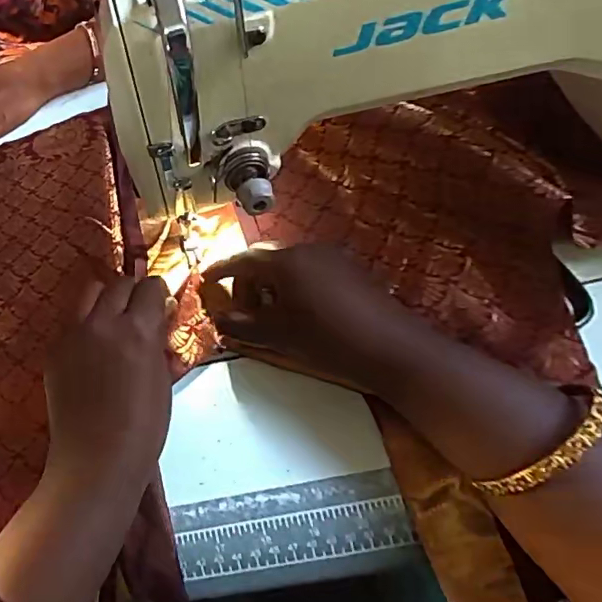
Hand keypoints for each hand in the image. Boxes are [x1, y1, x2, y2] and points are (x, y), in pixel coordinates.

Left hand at [44, 274, 174, 498]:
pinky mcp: (54, 349)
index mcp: (137, 331)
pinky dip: (85, 325)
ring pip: (89, 292)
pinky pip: (72, 321)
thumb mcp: (162, 381)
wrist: (95, 460)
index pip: (149, 287)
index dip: (158, 293)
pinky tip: (93, 350)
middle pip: (118, 284)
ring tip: (113, 321)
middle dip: (132, 292)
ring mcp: (73, 334)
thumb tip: (158, 321)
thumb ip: (158, 343)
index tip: (160, 302)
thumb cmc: (141, 429)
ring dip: (105, 299)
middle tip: (139, 311)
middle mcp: (102, 323)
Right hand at [200, 244, 445, 393]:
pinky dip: (295, 287)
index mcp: (285, 262)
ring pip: (289, 266)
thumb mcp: (278, 336)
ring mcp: (332, 258)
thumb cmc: (329, 341)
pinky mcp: (351, 271)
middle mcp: (307, 251)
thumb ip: (242, 325)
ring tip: (270, 316)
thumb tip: (219, 320)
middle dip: (247, 283)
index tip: (206, 282)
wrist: (395, 350)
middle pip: (265, 261)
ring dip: (272, 286)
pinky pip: (311, 272)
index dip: (220, 271)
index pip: (242, 260)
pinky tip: (300, 313)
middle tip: (241, 311)